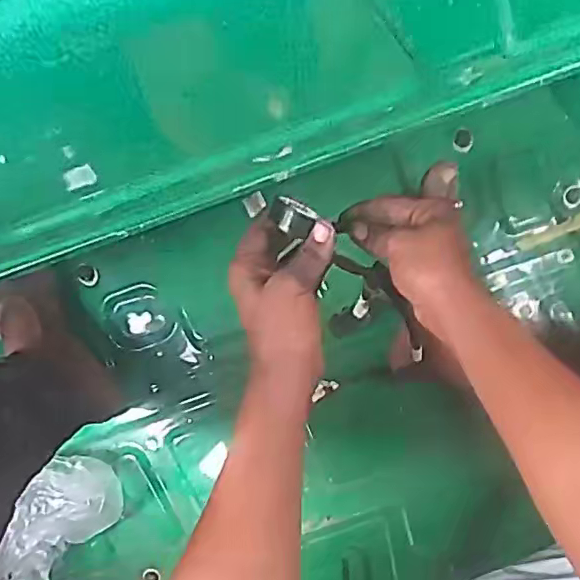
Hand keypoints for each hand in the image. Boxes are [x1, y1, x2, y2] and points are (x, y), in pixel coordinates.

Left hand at [227, 213, 335, 394]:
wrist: (290, 373)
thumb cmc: (283, 330)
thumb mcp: (294, 286)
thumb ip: (309, 255)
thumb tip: (325, 227)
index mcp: (246, 267)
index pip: (262, 227)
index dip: (283, 214)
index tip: (311, 206)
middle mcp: (256, 274)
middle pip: (278, 241)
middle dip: (301, 230)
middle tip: (328, 220)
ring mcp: (274, 289)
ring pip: (292, 258)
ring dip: (310, 248)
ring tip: (334, 236)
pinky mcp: (292, 302)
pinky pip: (303, 274)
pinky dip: (315, 266)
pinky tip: (332, 259)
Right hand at [341, 163, 485, 327]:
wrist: (448, 306)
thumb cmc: (425, 267)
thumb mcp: (396, 244)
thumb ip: (375, 234)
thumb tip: (355, 229)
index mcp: (432, 208)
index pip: (391, 202)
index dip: (364, 209)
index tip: (342, 216)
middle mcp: (437, 223)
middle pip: (398, 218)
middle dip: (373, 222)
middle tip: (345, 227)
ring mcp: (435, 247)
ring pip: (401, 238)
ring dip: (380, 239)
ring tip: (354, 240)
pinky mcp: (430, 268)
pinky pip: (404, 255)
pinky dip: (388, 254)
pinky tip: (373, 256)